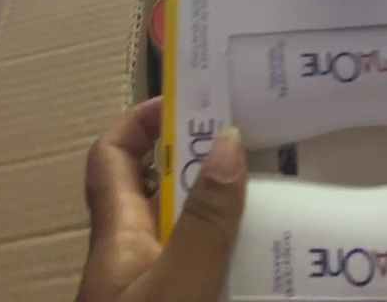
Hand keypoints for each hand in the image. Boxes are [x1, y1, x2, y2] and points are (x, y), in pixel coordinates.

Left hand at [77, 97, 247, 301]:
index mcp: (114, 233)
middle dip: (202, 163)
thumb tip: (228, 137)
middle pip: (160, 188)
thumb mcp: (176, 285)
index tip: (191, 103)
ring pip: (187, 230)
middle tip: (252, 147)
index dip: (143, 120)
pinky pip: (201, 267)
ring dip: (223, 213)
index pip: (112, 154)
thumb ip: (203, 221)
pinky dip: (229, 254)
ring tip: (274, 200)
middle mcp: (128, 254)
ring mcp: (148, 286)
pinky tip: (266, 257)